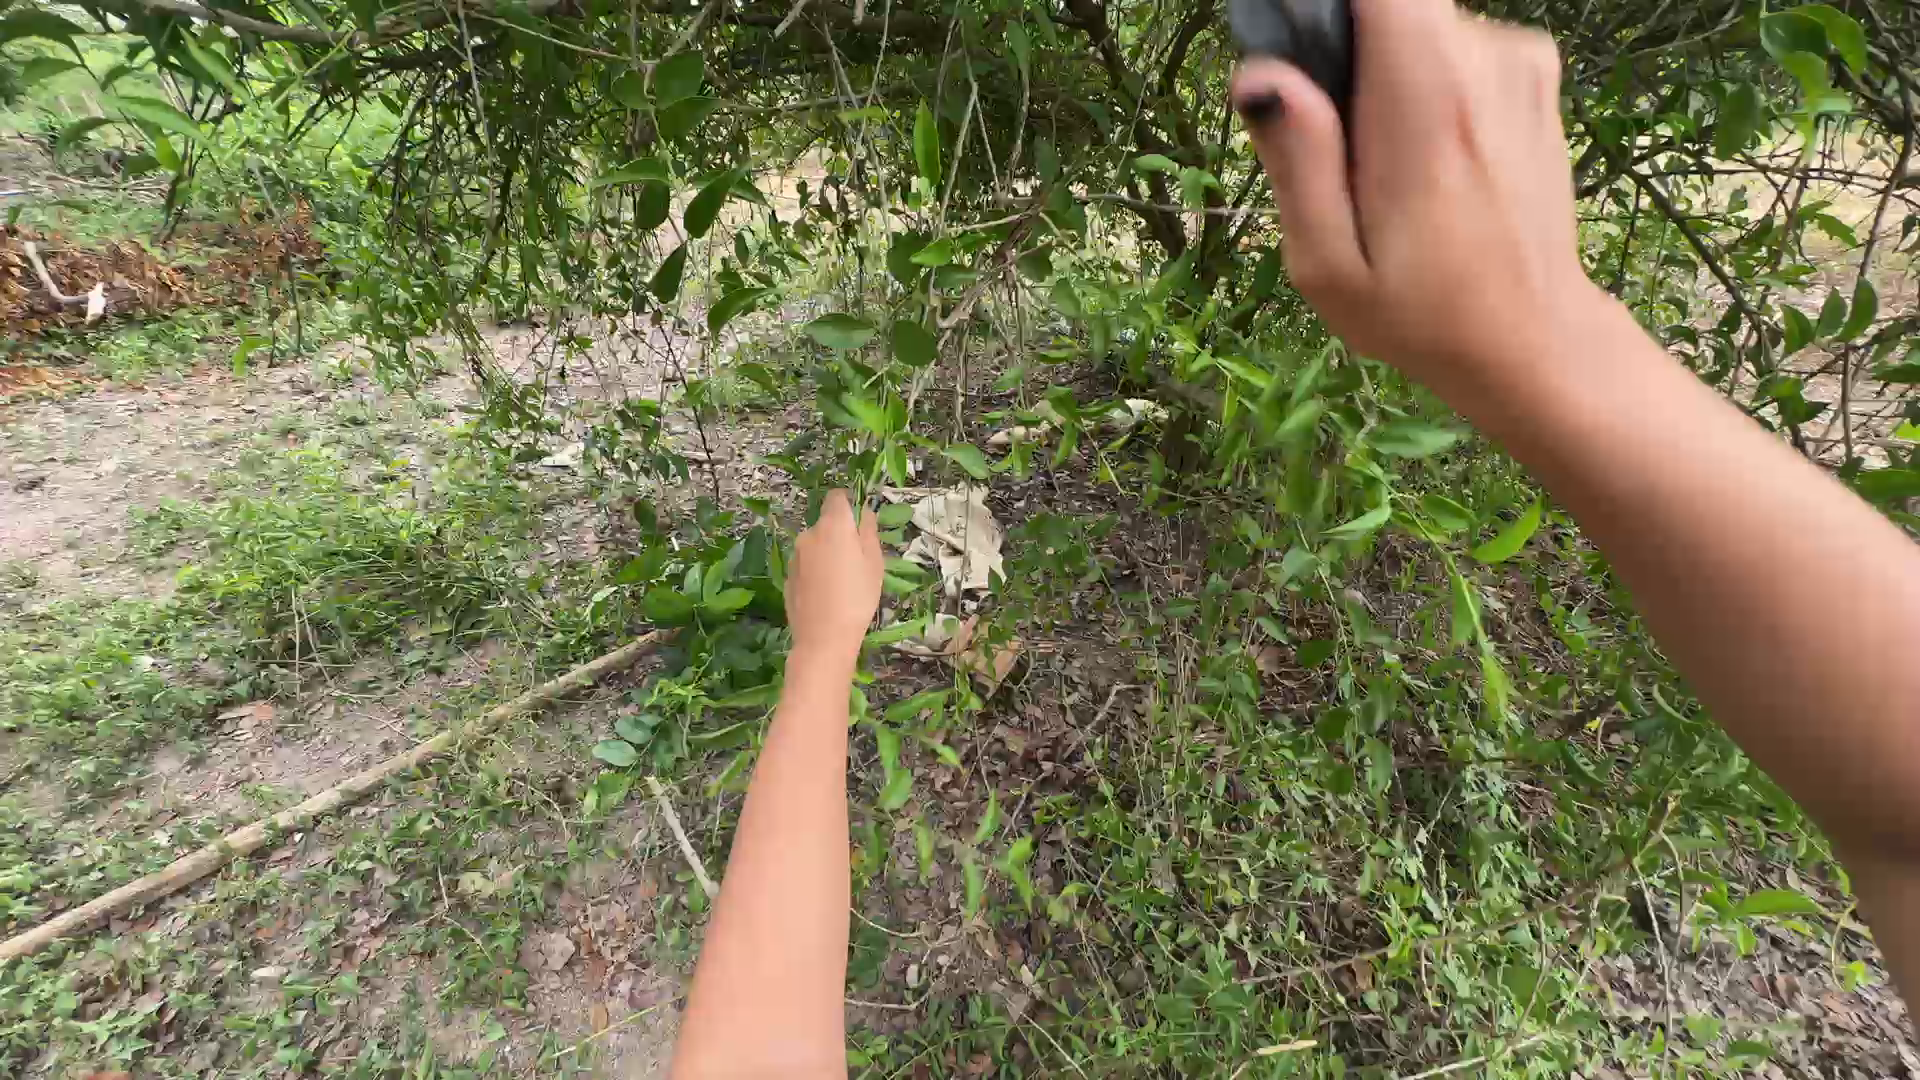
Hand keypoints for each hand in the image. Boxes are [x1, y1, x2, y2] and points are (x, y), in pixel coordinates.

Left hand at [786, 489, 882, 662]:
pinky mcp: (788, 576)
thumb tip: (865, 512)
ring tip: (842, 582)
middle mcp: (809, 534)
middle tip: (858, 561)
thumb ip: (868, 531)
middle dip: (840, 535)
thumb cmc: (858, 597)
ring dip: (827, 554)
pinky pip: (807, 565)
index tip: (860, 522)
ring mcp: (795, 556)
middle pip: (826, 524)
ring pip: (815, 545)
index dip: (849, 504)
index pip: (837, 497)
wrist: (824, 637)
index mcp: (833, 526)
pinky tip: (827, 594)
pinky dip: (816, 571)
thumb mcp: (874, 563)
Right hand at [1231, 0, 1601, 408]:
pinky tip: (1415, 174)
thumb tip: (1259, 74)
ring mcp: (1521, 63)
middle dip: (1341, 73)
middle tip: (1334, 167)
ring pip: (1415, 37)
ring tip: (1375, 182)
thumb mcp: (1327, 262)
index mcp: (1428, 100)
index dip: (1324, 13)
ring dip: (1376, 92)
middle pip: (1387, 12)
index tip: (1302, 75)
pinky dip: (1413, 98)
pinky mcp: (1531, 78)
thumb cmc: (1413, 313)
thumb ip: (1296, 160)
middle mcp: (1487, 57)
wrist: (1525, 336)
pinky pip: (1448, 57)